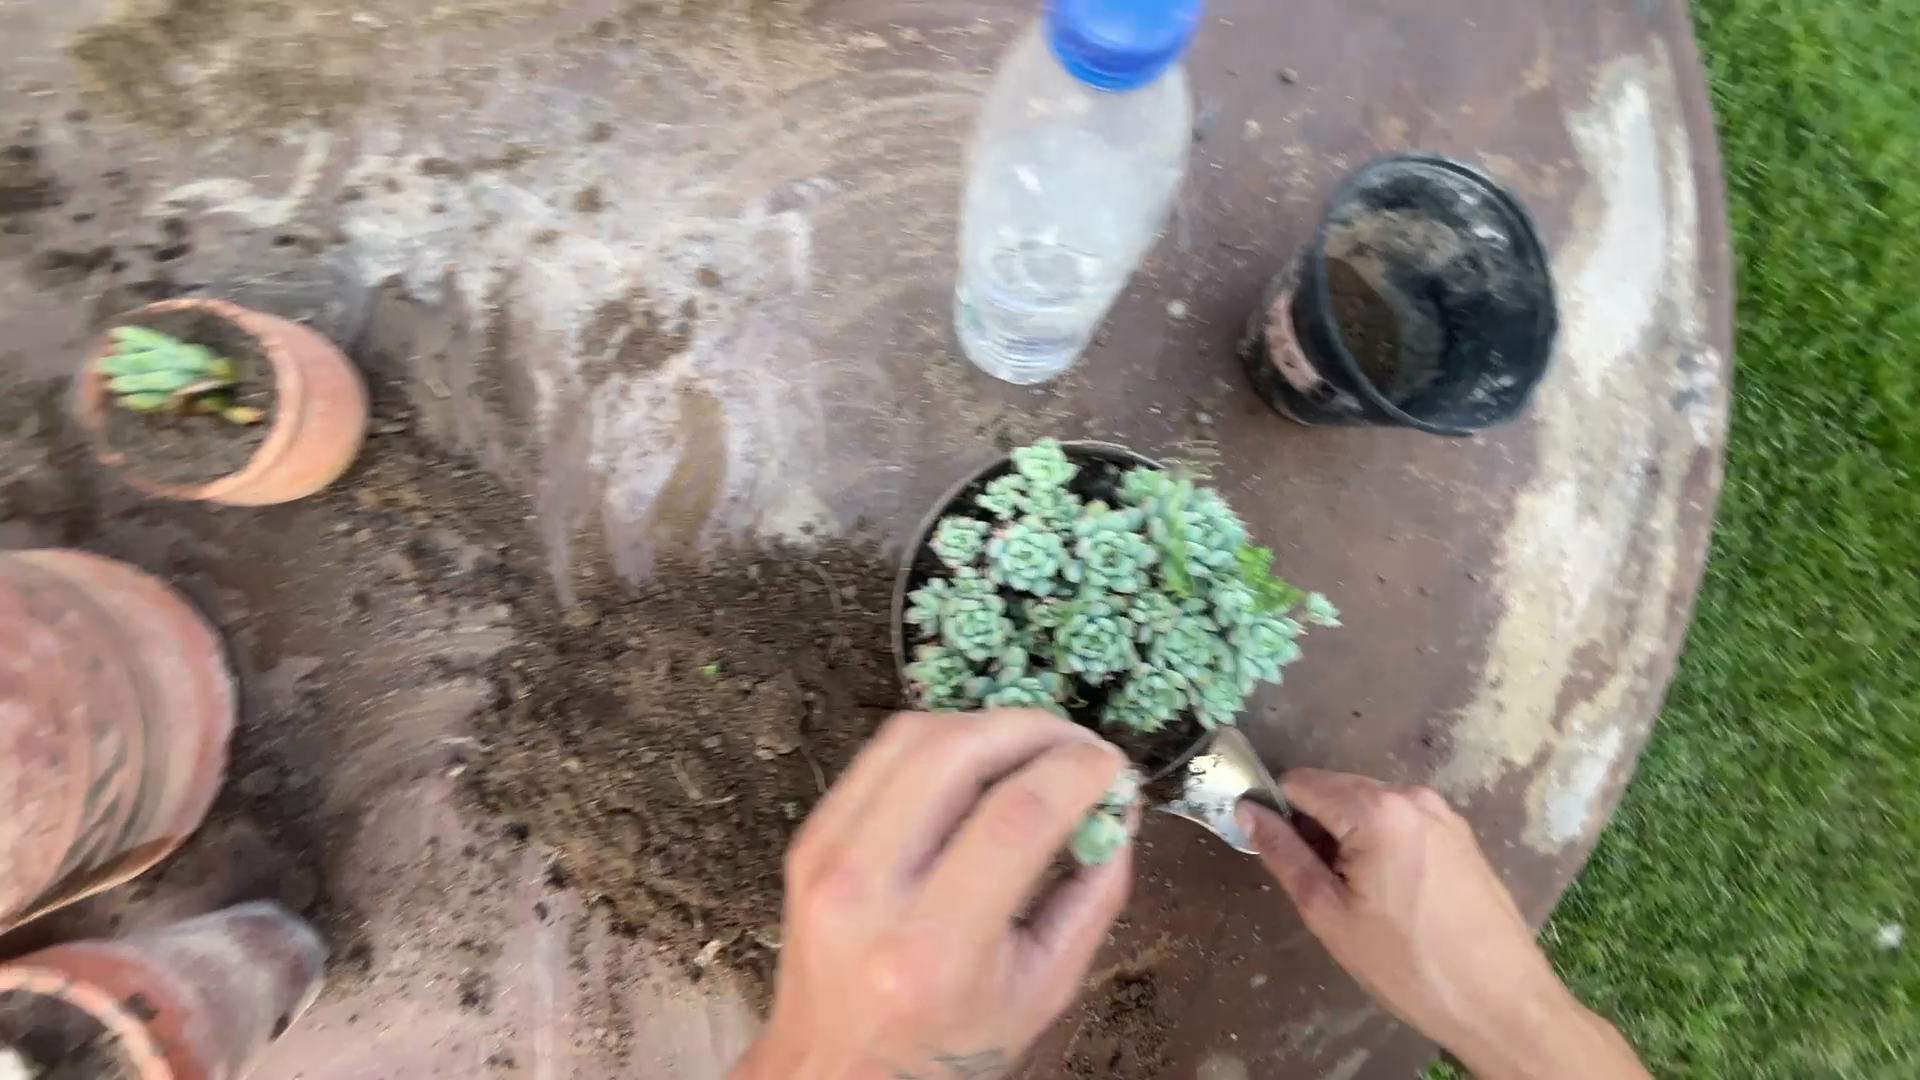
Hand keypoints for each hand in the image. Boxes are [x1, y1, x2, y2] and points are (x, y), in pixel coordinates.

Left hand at [731, 710, 1131, 1079]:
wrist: (834, 1072)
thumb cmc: (951, 1044)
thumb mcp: (1046, 989)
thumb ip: (1094, 892)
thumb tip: (1117, 804)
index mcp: (933, 949)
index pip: (1015, 818)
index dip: (1075, 772)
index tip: (1111, 763)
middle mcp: (866, 891)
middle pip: (954, 754)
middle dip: (1032, 728)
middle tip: (1076, 739)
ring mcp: (826, 855)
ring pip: (912, 737)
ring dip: (986, 722)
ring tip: (1033, 739)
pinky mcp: (810, 835)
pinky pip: (882, 752)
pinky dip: (941, 737)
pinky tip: (977, 753)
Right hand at [1239, 770, 1648, 1079]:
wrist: (1510, 1012)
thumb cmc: (1409, 965)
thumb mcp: (1327, 912)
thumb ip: (1281, 851)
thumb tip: (1245, 809)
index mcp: (1375, 809)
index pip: (1297, 782)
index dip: (1277, 813)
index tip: (1281, 855)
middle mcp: (1409, 795)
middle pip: (1332, 789)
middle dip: (1313, 824)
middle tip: (1321, 883)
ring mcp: (1440, 812)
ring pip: (1363, 803)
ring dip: (1345, 833)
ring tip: (1359, 892)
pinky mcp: (1459, 833)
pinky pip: (1396, 818)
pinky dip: (1378, 839)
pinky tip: (1392, 889)